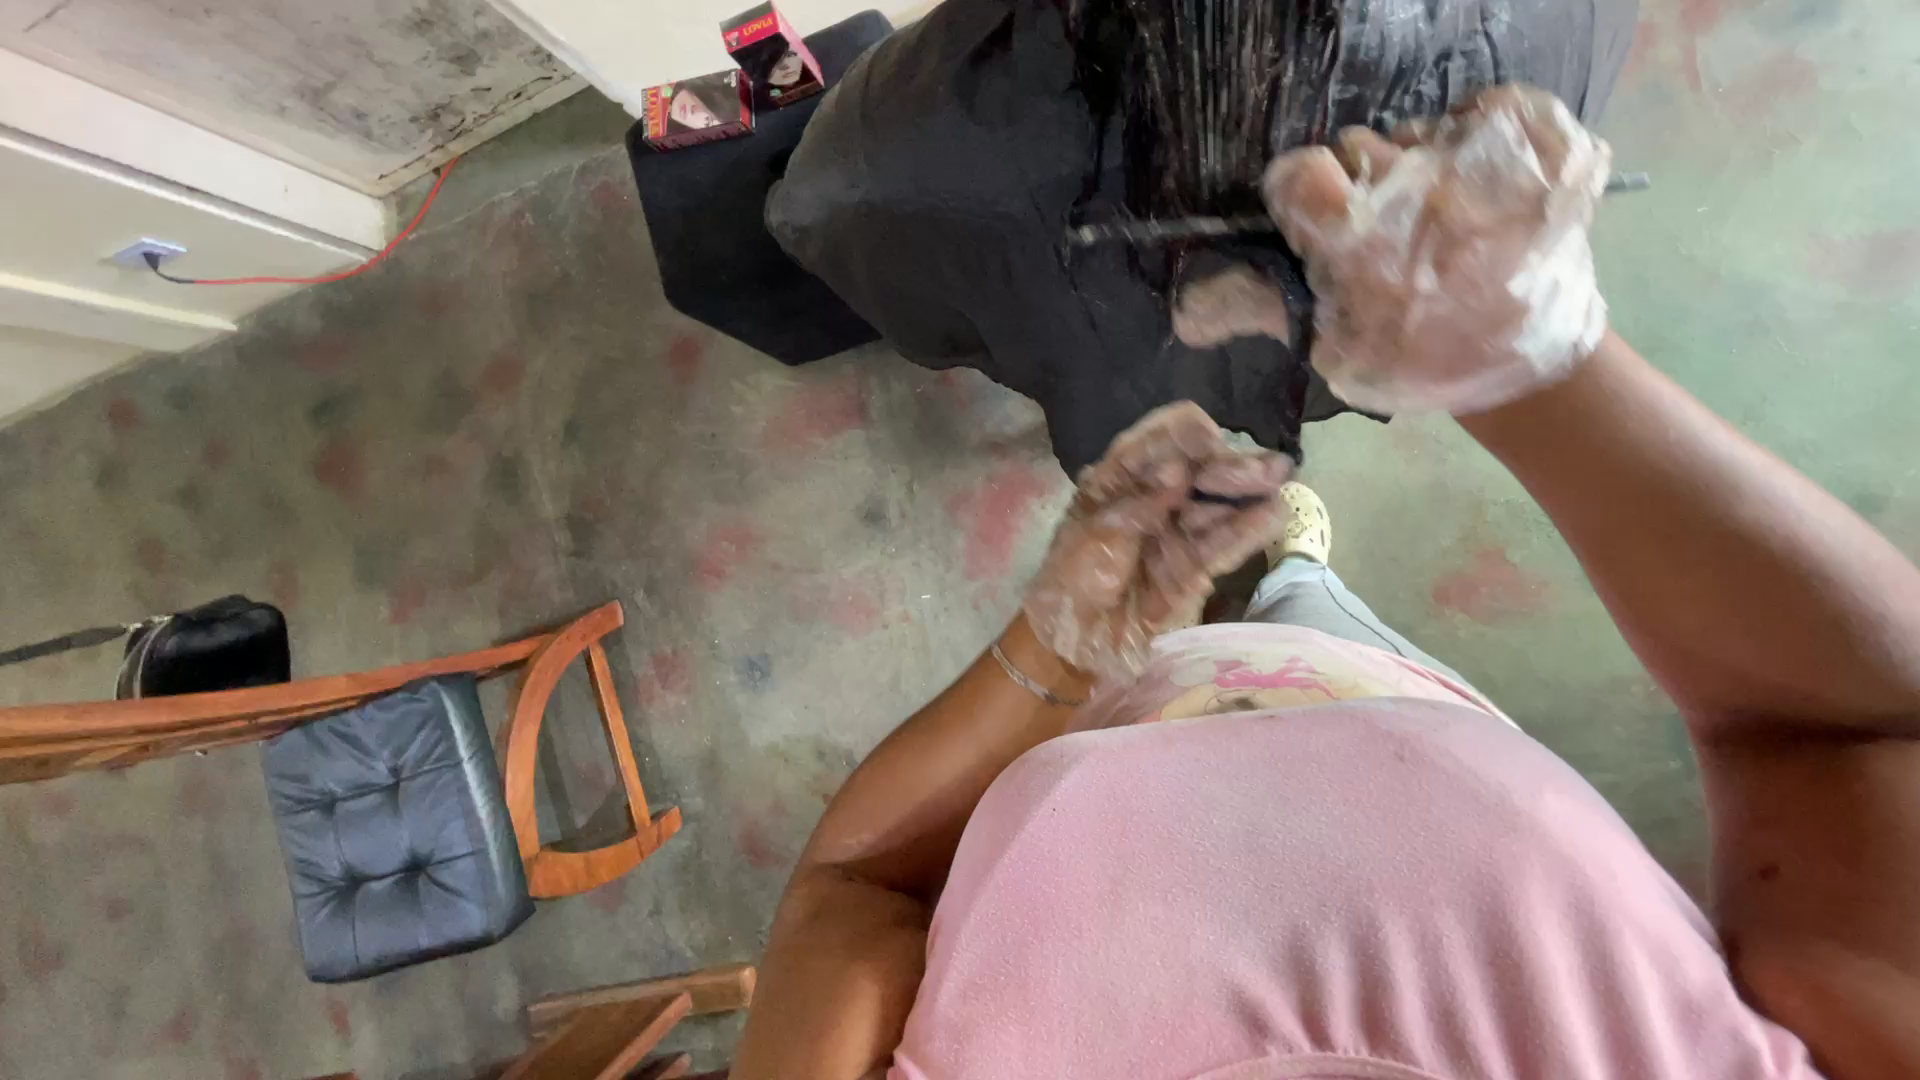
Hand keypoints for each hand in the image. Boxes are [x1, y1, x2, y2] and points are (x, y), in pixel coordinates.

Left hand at [1023, 402, 1292, 678]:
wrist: (1074, 642)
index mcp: (1115, 482)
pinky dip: (1244, 532)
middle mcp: (1149, 501)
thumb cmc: (1072, 581)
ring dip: (1244, 493)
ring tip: (1277, 479)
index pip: (1152, 444)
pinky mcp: (1190, 570)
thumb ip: (1139, 503)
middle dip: (1226, 466)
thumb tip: (1177, 470)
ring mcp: (1172, 535)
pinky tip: (1271, 515)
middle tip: (1264, 467)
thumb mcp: (1095, 536)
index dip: (1181, 436)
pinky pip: (1219, 547)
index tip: (1208, 437)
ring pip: (1213, 507)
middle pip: (1193, 473)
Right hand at [1266, 84, 1612, 413]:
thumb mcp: (1327, 347)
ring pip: (1416, 132)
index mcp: (1356, 241)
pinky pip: (1489, 108)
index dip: (1297, 193)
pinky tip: (1474, 180)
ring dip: (1413, 167)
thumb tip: (1186, 314)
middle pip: (1356, 148)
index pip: (1300, 174)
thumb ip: (1266, 308)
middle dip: (1356, 187)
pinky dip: (1475, 136)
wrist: (1519, 367)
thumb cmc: (1409, 366)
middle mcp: (1415, 189)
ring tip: (1432, 217)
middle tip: (1377, 235)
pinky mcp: (1542, 150)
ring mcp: (1486, 165)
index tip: (1310, 218)